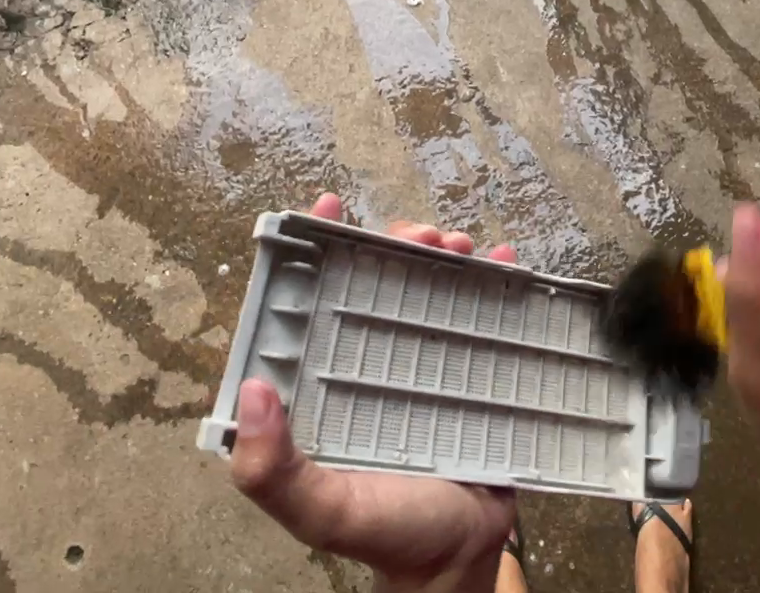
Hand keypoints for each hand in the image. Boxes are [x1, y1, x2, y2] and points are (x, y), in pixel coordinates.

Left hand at [231, 193, 518, 592]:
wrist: (462, 557)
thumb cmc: (389, 531)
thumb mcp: (323, 509)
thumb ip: (273, 471)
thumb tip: (253, 390)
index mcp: (333, 374)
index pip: (321, 296)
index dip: (321, 245)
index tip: (331, 203)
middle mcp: (378, 354)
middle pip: (385, 275)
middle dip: (400, 240)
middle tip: (424, 235)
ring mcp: (430, 356)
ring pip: (434, 284)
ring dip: (446, 252)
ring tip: (461, 245)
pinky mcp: (477, 364)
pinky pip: (486, 310)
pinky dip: (496, 279)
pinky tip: (506, 262)